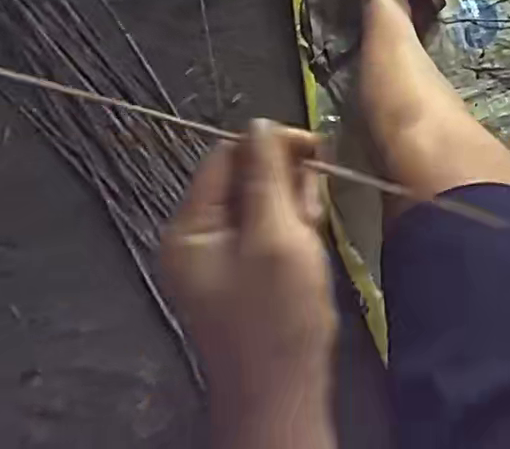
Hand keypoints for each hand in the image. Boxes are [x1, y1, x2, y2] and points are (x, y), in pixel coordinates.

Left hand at [162, 119, 337, 448]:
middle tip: (314, 204)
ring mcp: (227, 250)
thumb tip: (260, 121)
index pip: (228, 155)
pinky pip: (274, 220)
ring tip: (313, 228)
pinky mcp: (252, 262)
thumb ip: (267, 175)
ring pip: (267, 195)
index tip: (317, 150)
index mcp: (192, 226)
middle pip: (248, 174)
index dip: (272, 144)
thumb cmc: (277, 311)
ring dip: (297, 200)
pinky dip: (297, 220)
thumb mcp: (275, 234)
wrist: (285, 388)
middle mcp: (202, 233)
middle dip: (288, 178)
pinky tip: (312, 237)